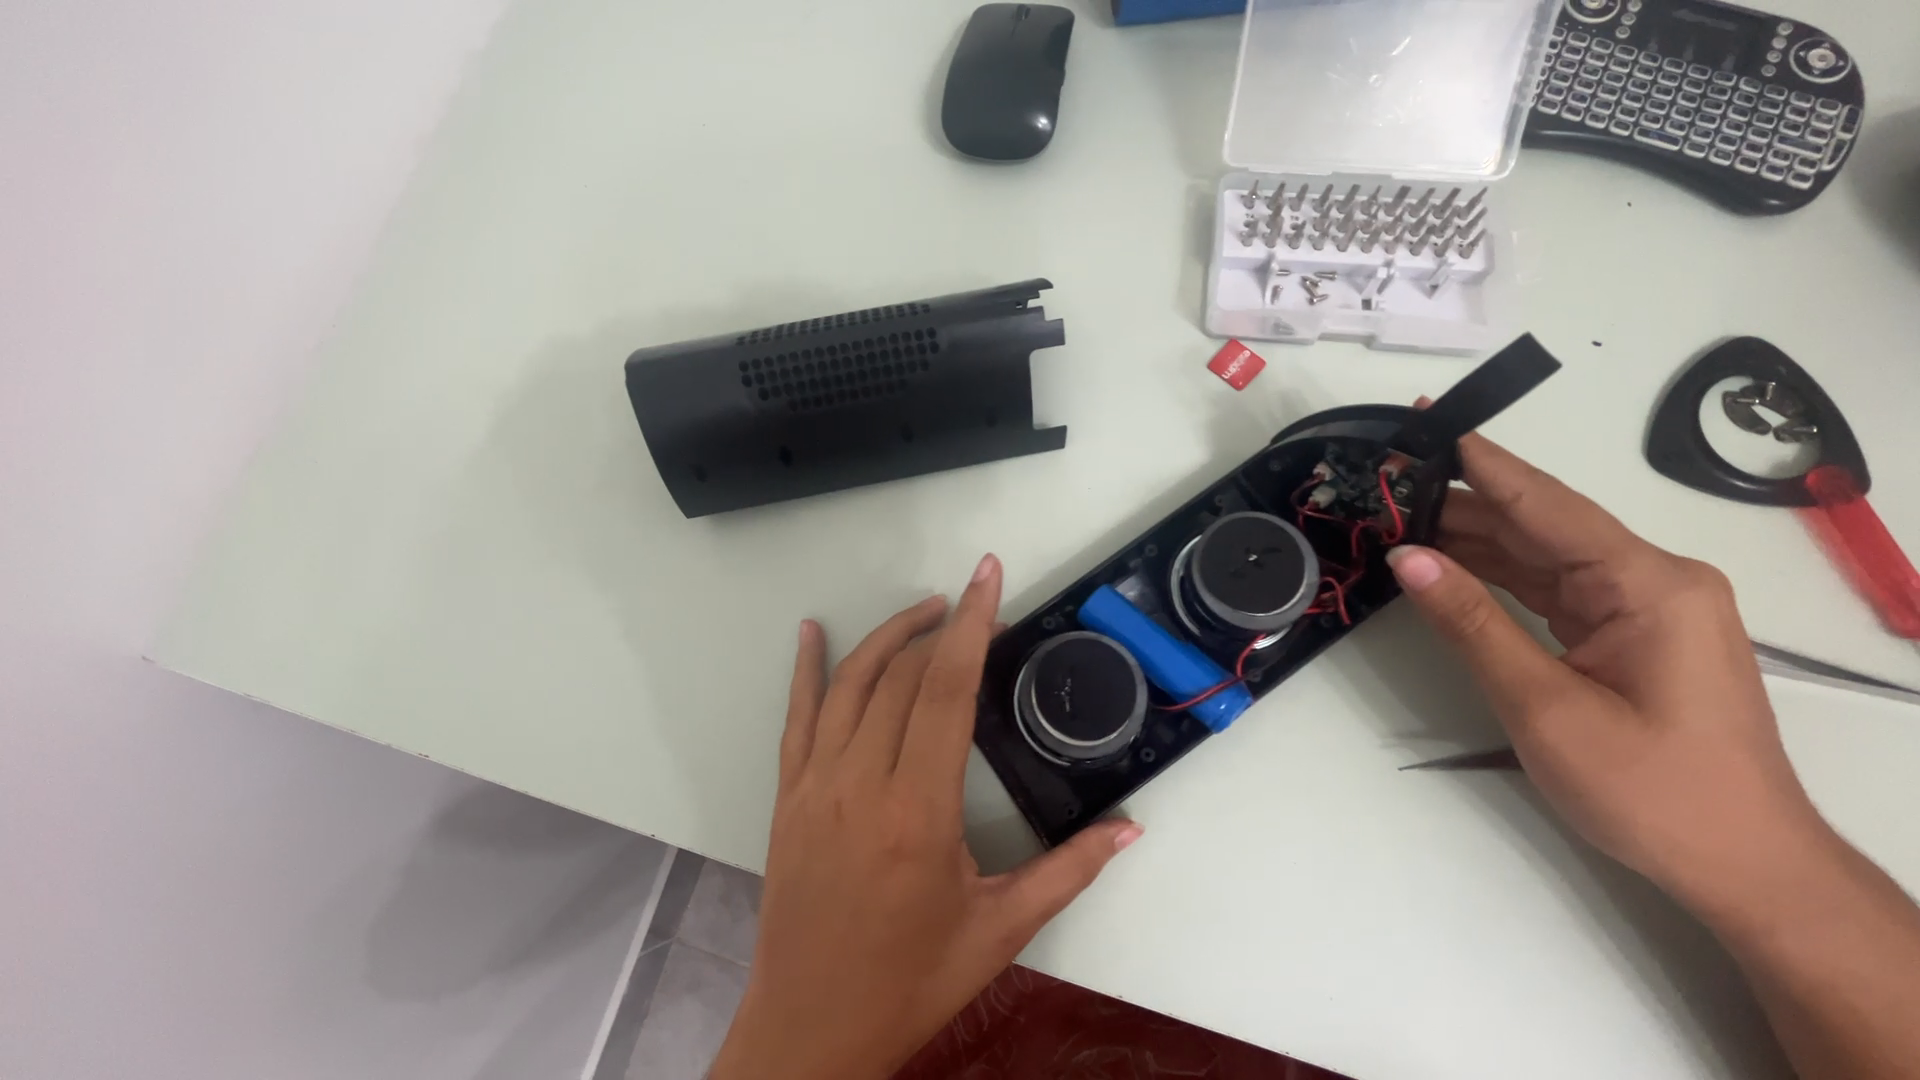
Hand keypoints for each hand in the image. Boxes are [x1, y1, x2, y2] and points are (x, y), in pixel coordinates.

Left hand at [709, 554, 1143, 1079]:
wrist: (812, 1027)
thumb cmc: (911, 981)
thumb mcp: (1000, 931)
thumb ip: (1069, 872)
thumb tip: (1131, 829)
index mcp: (918, 810)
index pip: (947, 692)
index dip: (971, 626)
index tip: (987, 578)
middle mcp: (860, 783)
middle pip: (901, 677)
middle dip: (941, 628)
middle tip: (974, 604)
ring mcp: (815, 785)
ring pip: (850, 685)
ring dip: (887, 637)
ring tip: (924, 610)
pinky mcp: (789, 797)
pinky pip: (795, 718)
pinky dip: (807, 669)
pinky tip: (813, 632)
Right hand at [1384, 434, 1826, 908]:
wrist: (1741, 865)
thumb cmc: (1649, 790)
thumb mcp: (1544, 706)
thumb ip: (1472, 623)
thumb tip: (1407, 557)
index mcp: (1647, 583)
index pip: (1546, 505)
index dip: (1481, 462)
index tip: (1427, 421)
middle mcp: (1651, 579)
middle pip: (1539, 524)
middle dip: (1460, 504)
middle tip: (1386, 484)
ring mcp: (1641, 605)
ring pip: (1540, 556)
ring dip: (1472, 540)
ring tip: (1396, 517)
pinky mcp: (1629, 632)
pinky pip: (1551, 587)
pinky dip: (1496, 576)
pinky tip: (1445, 564)